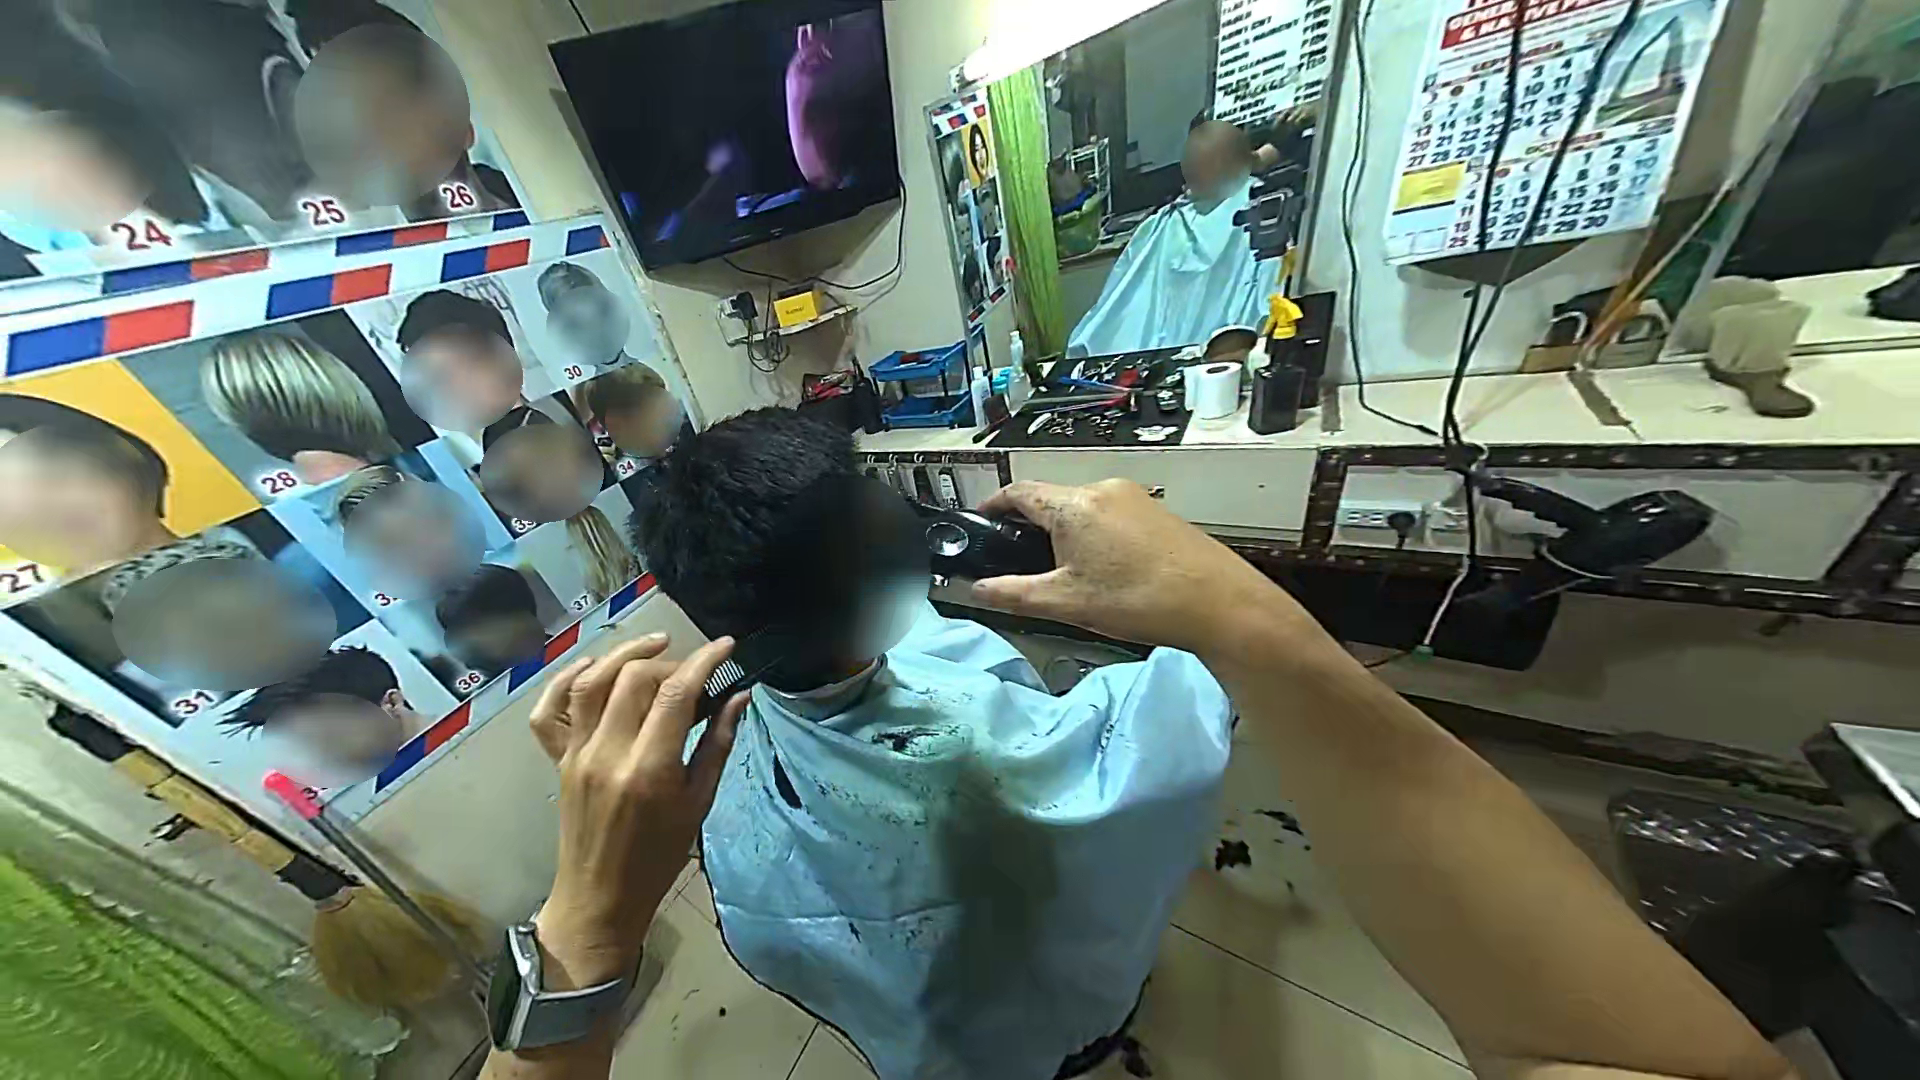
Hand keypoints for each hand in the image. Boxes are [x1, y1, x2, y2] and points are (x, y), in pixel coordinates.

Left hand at [530, 636, 748, 985]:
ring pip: (591, 682)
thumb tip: (740, 695)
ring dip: (625, 655)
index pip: (676, 693)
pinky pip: (550, 711)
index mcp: (649, 768)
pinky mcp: (557, 760)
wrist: (599, 900)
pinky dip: (568, 679)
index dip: (705, 661)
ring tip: (656, 646)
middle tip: (695, 672)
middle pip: (634, 678)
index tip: (727, 646)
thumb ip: (719, 741)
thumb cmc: (661, 854)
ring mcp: (575, 755)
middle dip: (672, 662)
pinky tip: (595, 666)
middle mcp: (606, 753)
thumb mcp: (701, 800)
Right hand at [970, 480, 1313, 655]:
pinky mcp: (1155, 509)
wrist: (1220, 604)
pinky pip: (1108, 511)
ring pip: (1080, 505)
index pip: (1018, 491)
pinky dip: (1091, 530)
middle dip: (1029, 523)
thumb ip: (1014, 594)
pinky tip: (1101, 564)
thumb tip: (978, 590)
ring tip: (1062, 568)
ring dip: (1062, 528)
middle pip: (1050, 497)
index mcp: (1073, 504)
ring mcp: (1133, 495)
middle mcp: (1102, 488)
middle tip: (1019, 558)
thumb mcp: (1067, 602)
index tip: (981, 522)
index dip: (993, 504)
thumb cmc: (1138, 600)